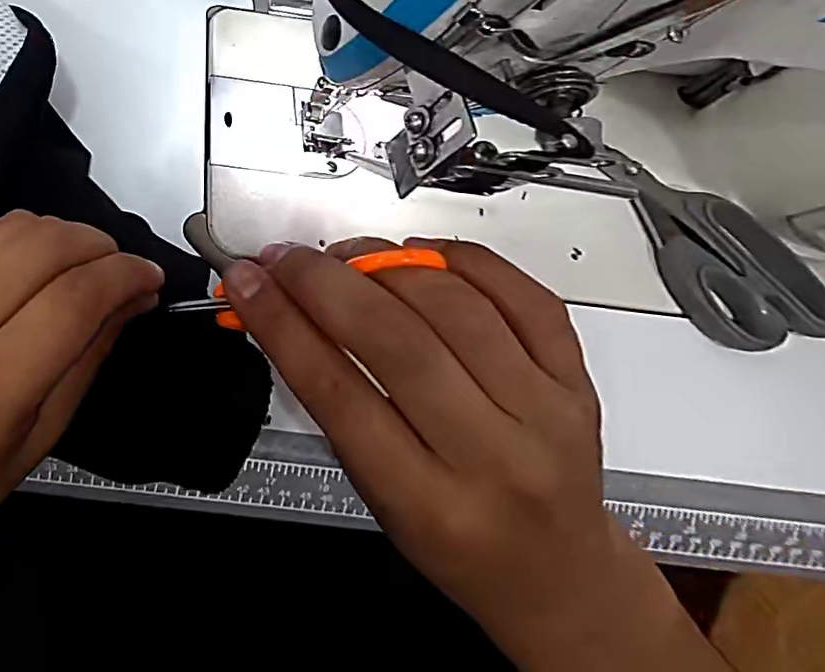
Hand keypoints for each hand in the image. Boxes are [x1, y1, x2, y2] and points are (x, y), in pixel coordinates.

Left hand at [0, 211, 162, 635]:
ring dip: (67, 233)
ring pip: (16, 228)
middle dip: (100, 245)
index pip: (72, 300)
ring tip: (89, 262)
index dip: (123, 275)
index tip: (151, 276)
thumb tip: (135, 296)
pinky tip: (44, 262)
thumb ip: (91, 355)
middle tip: (124, 268)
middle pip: (45, 248)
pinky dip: (29, 237)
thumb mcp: (41, 438)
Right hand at [220, 238, 725, 671]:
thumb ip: (328, 398)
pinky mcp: (576, 380)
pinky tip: (421, 253)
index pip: (338, 391)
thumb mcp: (373, 488)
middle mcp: (494, 457)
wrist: (553, 571)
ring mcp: (545, 412)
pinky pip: (522, 294)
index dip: (281, 323)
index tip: (248, 283)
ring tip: (347, 256)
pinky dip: (460, 258)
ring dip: (383, 263)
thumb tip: (280, 312)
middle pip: (395, 340)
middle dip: (323, 282)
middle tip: (286, 260)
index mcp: (428, 501)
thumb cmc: (454, 537)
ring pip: (453, 306)